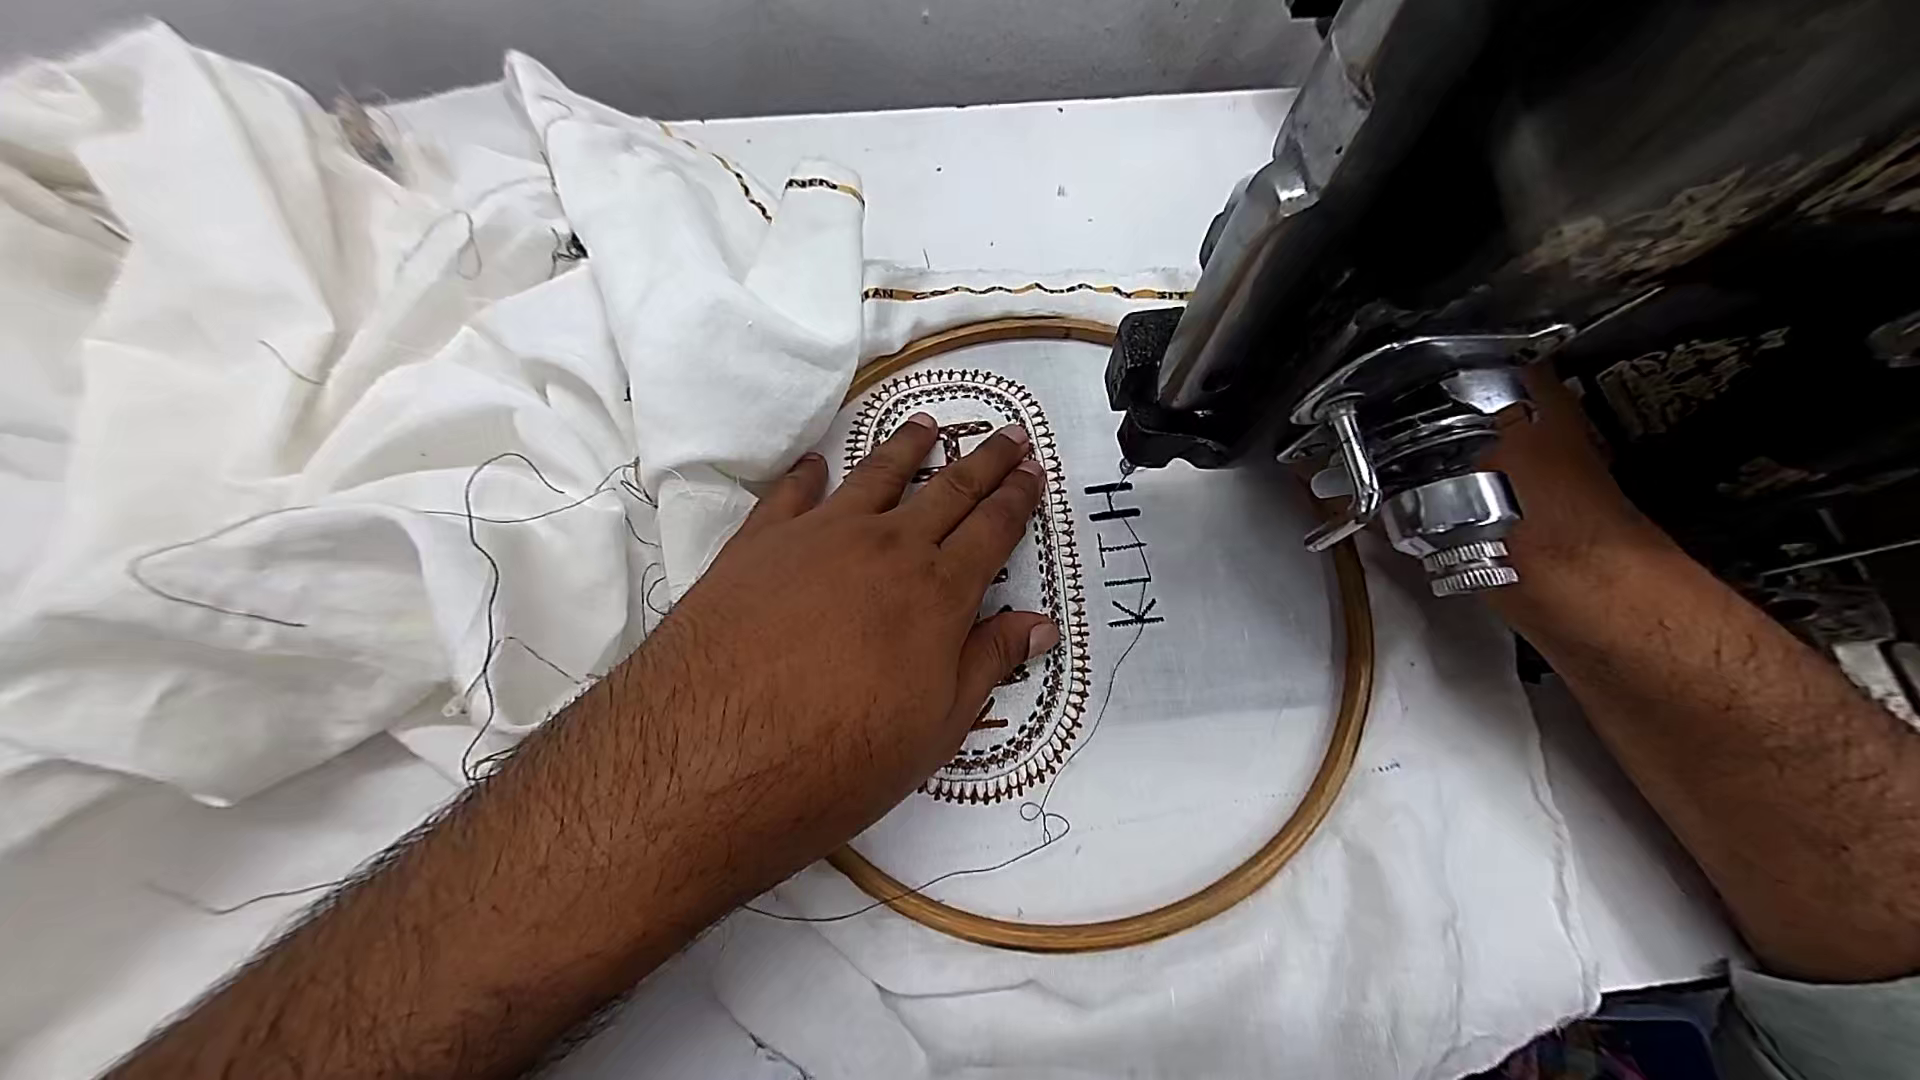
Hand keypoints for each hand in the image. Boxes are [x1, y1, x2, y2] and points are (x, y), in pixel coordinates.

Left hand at [626, 412, 1057, 883]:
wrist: (711, 756)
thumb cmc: (839, 758)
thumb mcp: (934, 727)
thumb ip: (988, 663)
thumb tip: (1041, 623)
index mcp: (936, 593)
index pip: (992, 530)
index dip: (1017, 498)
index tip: (1033, 471)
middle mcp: (885, 548)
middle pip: (948, 490)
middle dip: (986, 460)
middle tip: (1009, 434)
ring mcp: (819, 536)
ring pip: (877, 476)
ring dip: (908, 447)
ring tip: (928, 425)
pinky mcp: (759, 542)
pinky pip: (792, 493)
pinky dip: (808, 474)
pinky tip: (816, 463)